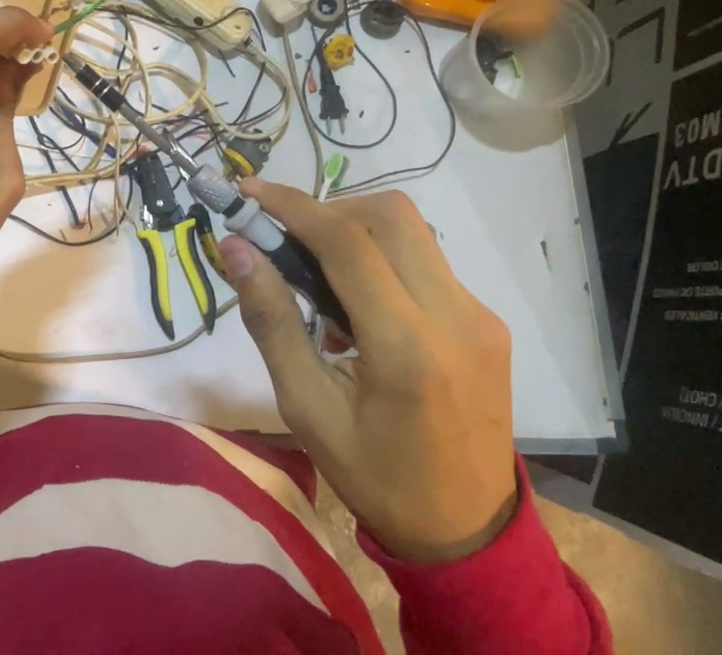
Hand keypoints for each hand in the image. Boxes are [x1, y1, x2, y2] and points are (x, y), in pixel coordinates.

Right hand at [221, 181, 517, 562]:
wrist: (465, 529)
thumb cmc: (373, 475)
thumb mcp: (306, 407)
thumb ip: (271, 320)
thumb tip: (235, 247)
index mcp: (406, 347)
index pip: (347, 242)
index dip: (292, 206)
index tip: (247, 193)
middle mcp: (455, 316)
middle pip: (390, 215)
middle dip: (327, 210)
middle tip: (284, 239)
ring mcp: (479, 315)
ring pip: (413, 231)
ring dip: (355, 231)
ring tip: (318, 280)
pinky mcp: (486, 321)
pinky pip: (427, 261)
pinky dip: (381, 259)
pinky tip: (358, 307)